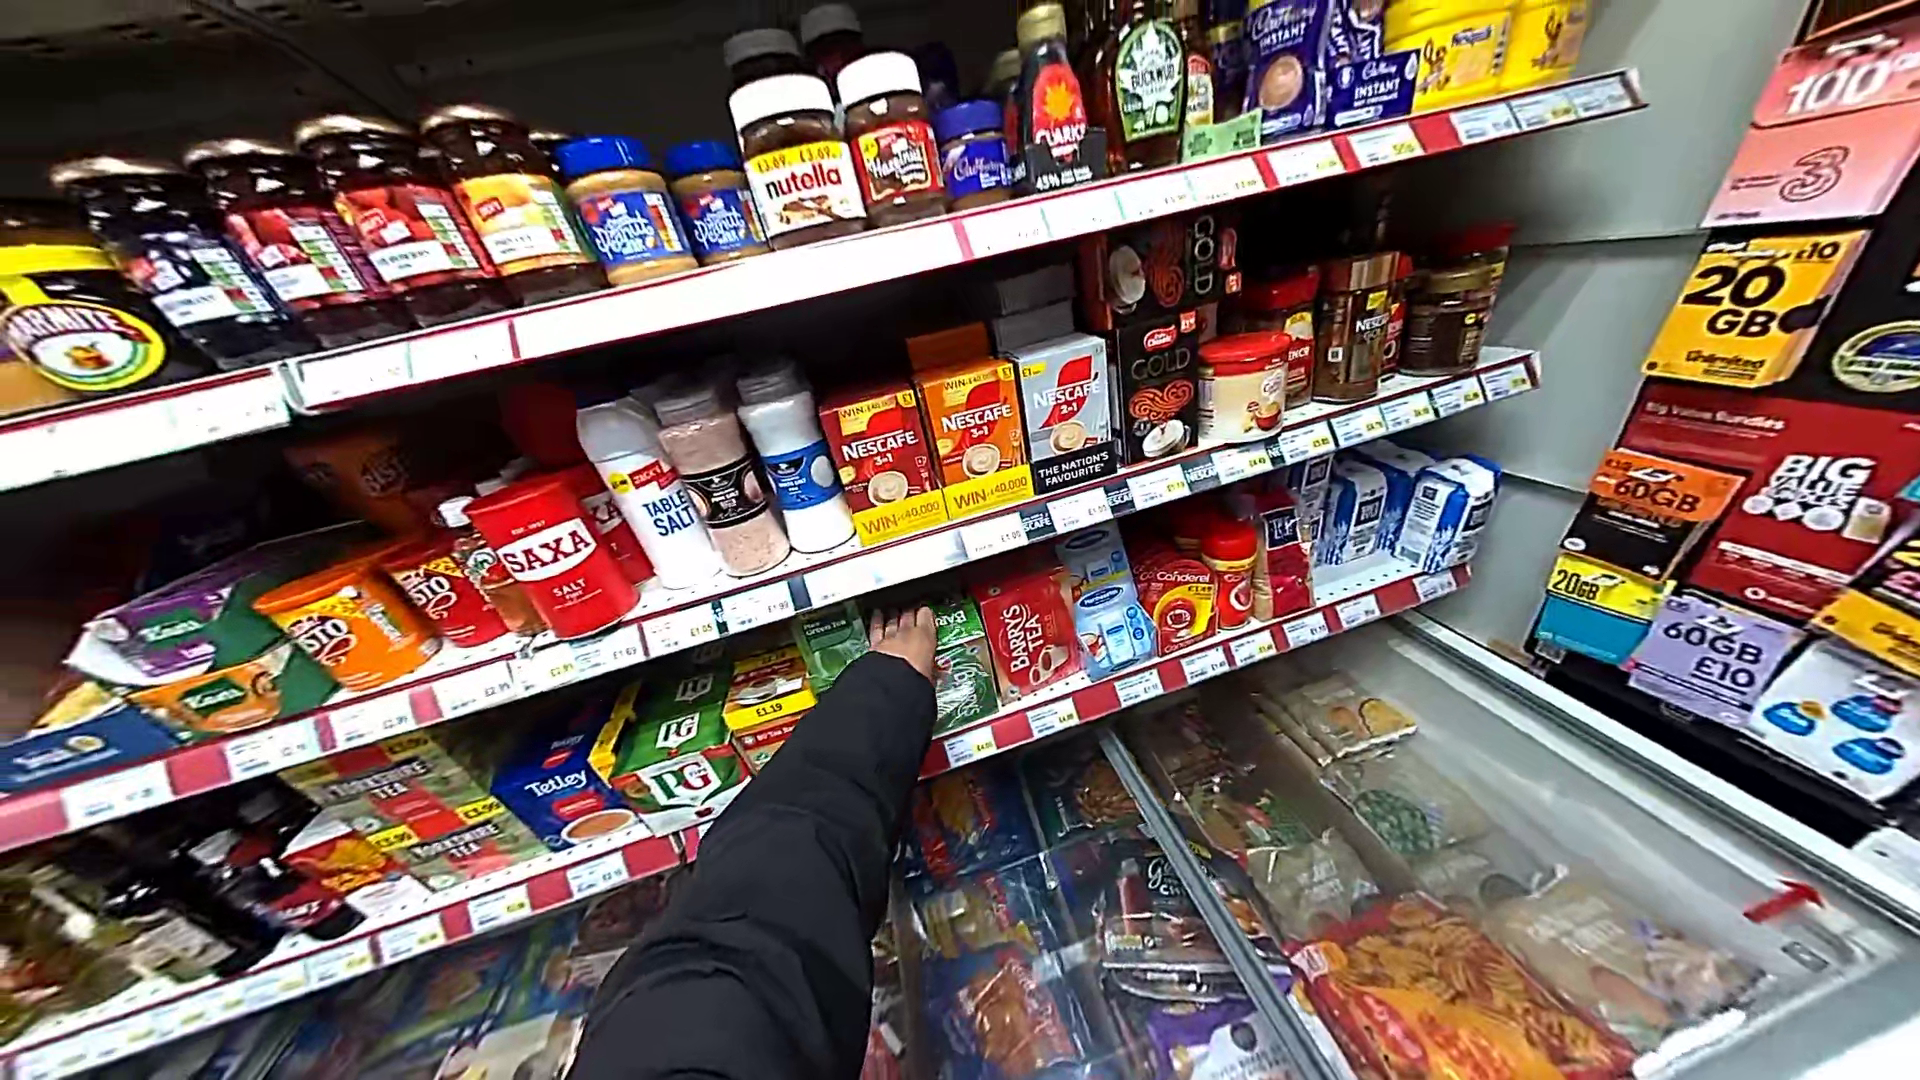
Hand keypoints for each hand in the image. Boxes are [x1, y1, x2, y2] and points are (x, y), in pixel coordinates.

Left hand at [868, 607, 935, 682]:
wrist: (893, 685)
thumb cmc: (916, 679)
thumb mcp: (932, 675)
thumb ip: (932, 669)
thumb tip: (935, 675)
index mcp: (925, 637)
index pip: (926, 615)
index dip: (925, 613)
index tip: (926, 613)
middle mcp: (907, 633)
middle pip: (908, 614)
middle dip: (909, 610)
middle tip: (910, 609)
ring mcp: (889, 637)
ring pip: (892, 618)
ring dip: (893, 613)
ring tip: (894, 608)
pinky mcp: (874, 645)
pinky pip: (876, 627)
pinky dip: (876, 619)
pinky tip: (876, 613)